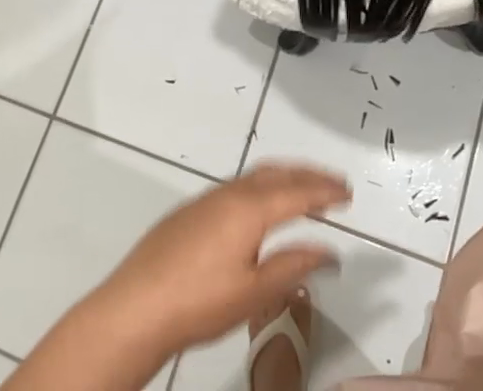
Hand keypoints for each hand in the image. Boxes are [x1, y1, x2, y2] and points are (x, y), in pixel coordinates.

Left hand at [88, 163, 350, 356]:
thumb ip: (294, 266)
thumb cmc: (199, 302)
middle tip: (332, 184)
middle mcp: (228, 194)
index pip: (298, 192)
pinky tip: (259, 206)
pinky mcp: (187, 213)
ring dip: (282, 178)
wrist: (134, 309)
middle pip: (276, 173)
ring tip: (302, 189)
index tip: (348, 192)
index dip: (325, 191)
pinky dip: (259, 187)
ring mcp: (204, 201)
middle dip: (307, 175)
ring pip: (252, 177)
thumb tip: (328, 251)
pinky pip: (234, 187)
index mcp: (249, 209)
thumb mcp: (255, 292)